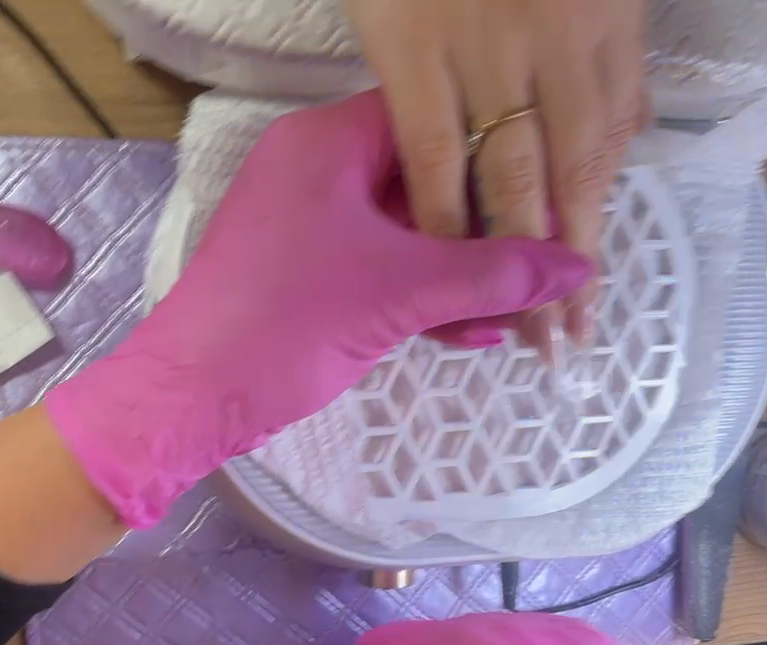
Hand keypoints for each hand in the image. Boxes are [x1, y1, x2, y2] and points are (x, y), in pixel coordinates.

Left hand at [45, 92, 592, 528]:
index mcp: (327, 144)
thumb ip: (490, 275)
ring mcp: (308, 228)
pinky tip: (467, 334)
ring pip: (403, 239)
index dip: (500, 161)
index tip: (549, 204)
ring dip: (457, 281)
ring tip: (512, 319)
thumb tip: (575, 267)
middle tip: (538, 276)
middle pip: (425, 186)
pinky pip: (377, 274)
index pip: (435, 123)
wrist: (191, 399)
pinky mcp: (305, 277)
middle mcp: (316, 172)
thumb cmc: (283, 327)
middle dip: (484, 240)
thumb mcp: (396, 296)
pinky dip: (418, 302)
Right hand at [347, 0, 646, 348]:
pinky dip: (444, 218)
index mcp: (603, 10)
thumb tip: (623, 127)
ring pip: (513, 178)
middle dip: (571, 265)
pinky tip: (450, 271)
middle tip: (566, 342)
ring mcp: (484, 50)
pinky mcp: (414, 55)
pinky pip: (434, 154)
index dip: (601, 221)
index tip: (589, 288)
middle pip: (574, 175)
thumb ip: (603, 42)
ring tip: (524, 332)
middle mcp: (557, 37)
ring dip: (518, 264)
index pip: (610, 137)